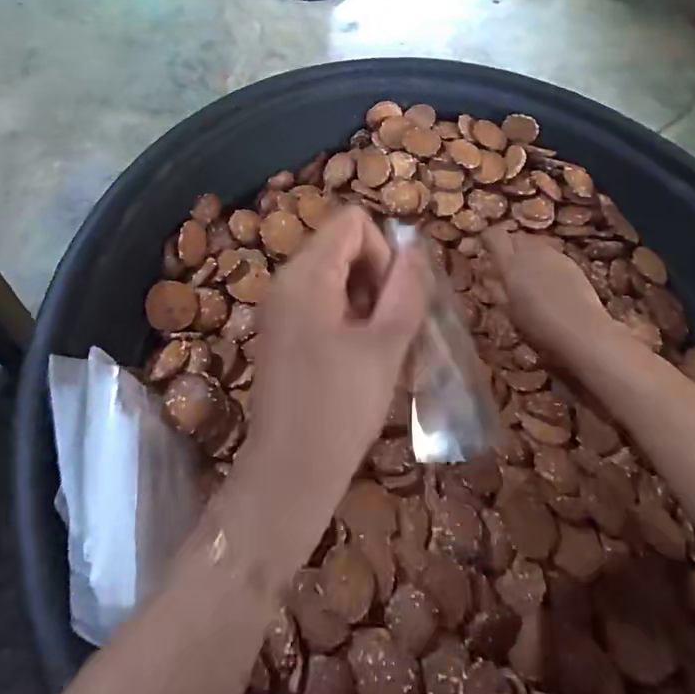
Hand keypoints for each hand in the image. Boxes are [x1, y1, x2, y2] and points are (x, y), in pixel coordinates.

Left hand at [233, 207, 428, 529]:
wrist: (289, 472)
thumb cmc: (341, 407)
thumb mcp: (387, 345)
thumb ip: (406, 288)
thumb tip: (415, 249)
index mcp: (306, 275)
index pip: (353, 222)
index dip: (383, 251)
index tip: (389, 301)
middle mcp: (285, 280)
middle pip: (342, 244)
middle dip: (374, 275)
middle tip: (387, 327)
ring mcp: (279, 306)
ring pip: (334, 273)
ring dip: (365, 298)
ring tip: (375, 346)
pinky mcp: (280, 330)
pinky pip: (320, 299)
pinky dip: (346, 314)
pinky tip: (357, 356)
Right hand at [482, 226, 632, 369]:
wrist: (583, 331)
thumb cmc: (539, 328)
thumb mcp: (510, 311)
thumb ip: (499, 289)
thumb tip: (491, 276)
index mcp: (511, 265)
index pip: (495, 236)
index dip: (488, 238)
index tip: (485, 246)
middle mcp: (531, 253)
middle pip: (516, 236)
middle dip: (508, 245)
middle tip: (506, 263)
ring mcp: (553, 255)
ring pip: (534, 243)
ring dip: (527, 252)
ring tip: (528, 271)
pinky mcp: (571, 262)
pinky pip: (551, 253)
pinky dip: (544, 260)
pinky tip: (548, 280)